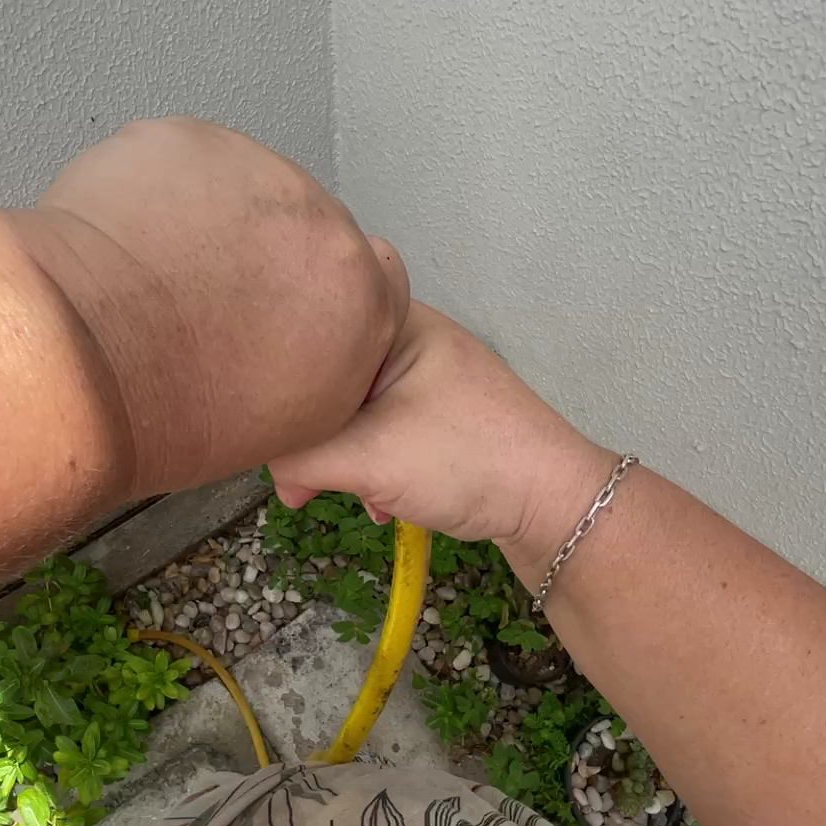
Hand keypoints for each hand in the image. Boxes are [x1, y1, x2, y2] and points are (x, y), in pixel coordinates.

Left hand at [1, 118, 409, 495]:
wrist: (93, 368)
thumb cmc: (178, 413)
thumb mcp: (289, 422)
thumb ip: (322, 364)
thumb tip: (299, 339)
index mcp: (364, 311)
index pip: (373, 279)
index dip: (324, 288)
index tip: (292, 295)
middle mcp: (332, 237)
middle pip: (310, 229)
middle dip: (270, 252)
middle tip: (211, 291)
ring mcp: (267, 179)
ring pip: (250, 189)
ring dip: (216, 217)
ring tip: (164, 273)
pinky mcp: (201, 144)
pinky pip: (190, 163)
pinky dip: (164, 192)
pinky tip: (137, 240)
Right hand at [268, 302, 617, 585]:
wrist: (554, 503)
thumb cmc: (463, 461)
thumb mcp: (364, 457)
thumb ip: (298, 458)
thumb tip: (272, 472)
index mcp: (394, 322)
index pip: (310, 340)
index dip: (283, 393)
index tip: (271, 444)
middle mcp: (413, 341)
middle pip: (331, 385)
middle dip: (318, 444)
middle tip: (309, 489)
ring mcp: (433, 381)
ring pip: (359, 416)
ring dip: (350, 464)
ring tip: (365, 498)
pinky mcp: (445, 419)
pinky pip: (388, 435)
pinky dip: (379, 469)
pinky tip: (387, 502)